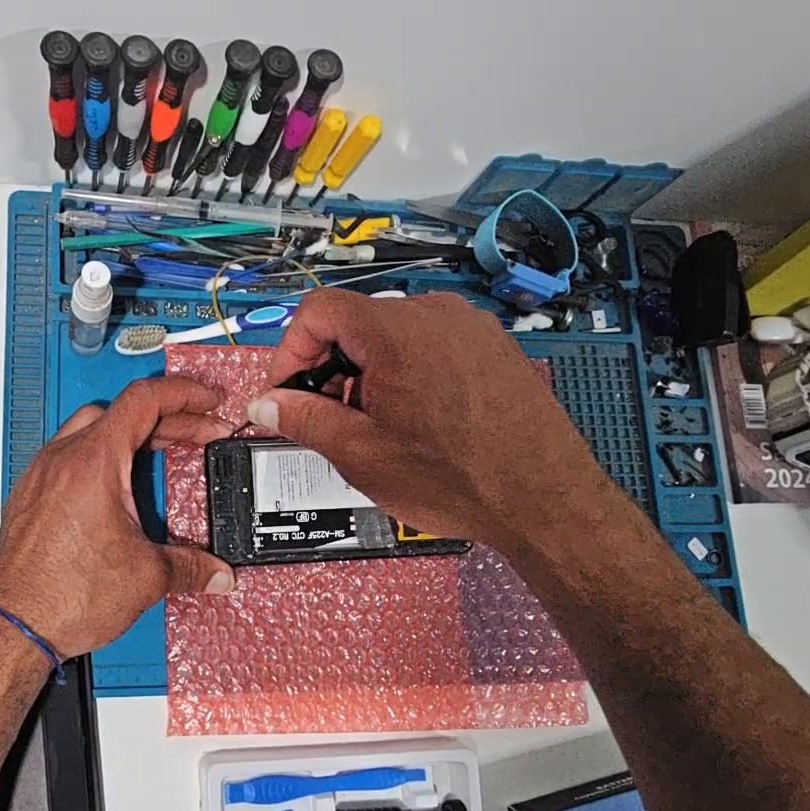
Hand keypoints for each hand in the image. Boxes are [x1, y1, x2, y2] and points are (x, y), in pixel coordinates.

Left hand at [0, 376, 236, 657]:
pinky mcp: (31, 497)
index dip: (186, 393)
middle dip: (168, 418)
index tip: (208, 400)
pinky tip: (120, 487)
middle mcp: (62, 459)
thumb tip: (216, 571)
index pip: (144, 400)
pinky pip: (70, 456)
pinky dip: (102, 457)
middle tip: (199, 434)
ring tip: (162, 452)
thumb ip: (190, 566)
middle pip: (121, 411)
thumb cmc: (60, 597)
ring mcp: (41, 476)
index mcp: (93, 462)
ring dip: (131, 434)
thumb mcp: (145, 577)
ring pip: (91, 429)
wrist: (14, 627)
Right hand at [244, 289, 615, 553]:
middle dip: (328, 366)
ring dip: (365, 371)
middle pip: (355, 321)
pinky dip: (404, 371)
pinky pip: (429, 343)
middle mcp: (434, 314)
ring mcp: (469, 326)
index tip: (285, 394)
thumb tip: (264, 402)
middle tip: (325, 417)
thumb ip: (303, 418)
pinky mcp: (490, 344)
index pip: (319, 311)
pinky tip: (412, 418)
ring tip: (373, 425)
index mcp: (396, 331)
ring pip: (391, 333)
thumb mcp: (360, 453)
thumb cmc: (454, 479)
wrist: (544, 499)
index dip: (291, 352)